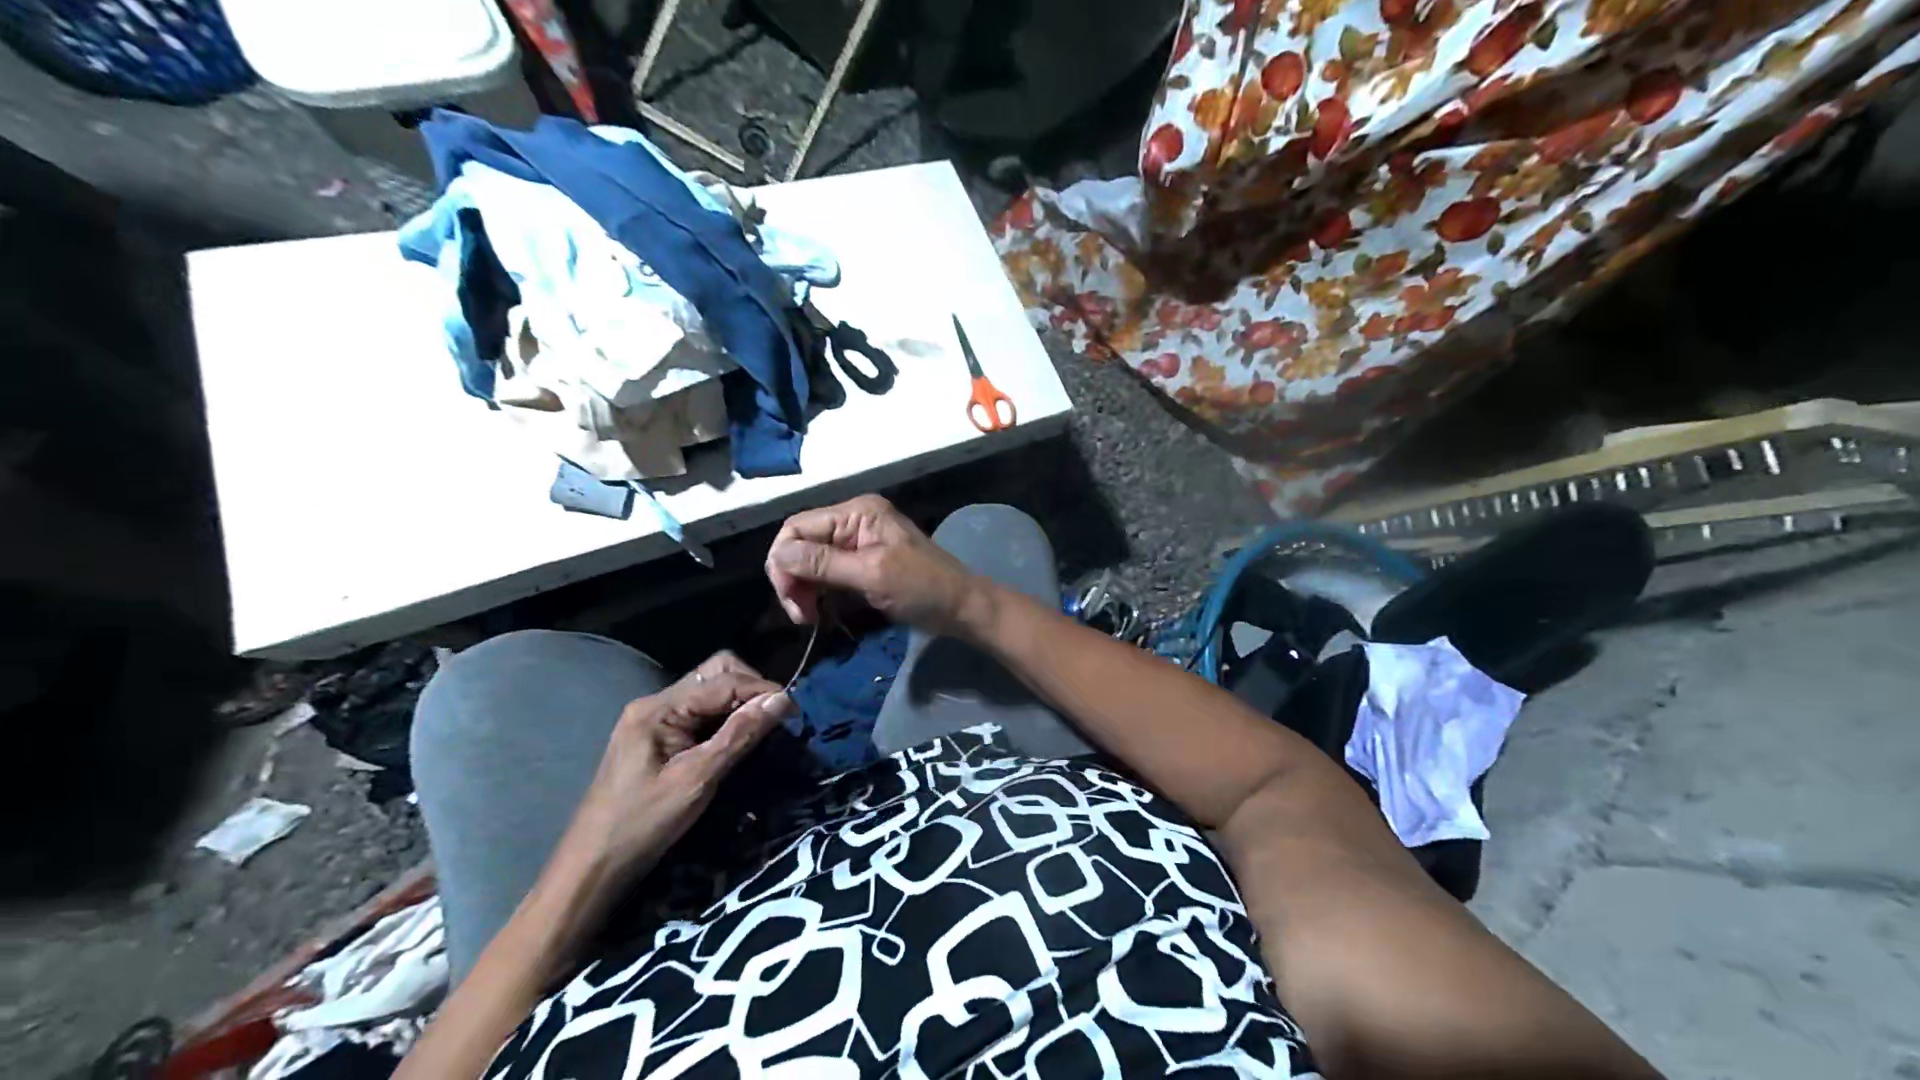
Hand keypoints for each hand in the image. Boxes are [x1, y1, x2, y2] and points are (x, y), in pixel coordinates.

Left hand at [561, 652, 790, 889]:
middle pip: (714, 674)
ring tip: (765, 727)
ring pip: (709, 692)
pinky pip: (700, 713)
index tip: (794, 710)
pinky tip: (740, 738)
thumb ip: (739, 735)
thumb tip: (782, 700)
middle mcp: (656, 703)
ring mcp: (655, 719)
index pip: (722, 680)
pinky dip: (725, 719)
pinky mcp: (658, 737)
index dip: (761, 690)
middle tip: (776, 716)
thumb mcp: (697, 779)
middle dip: (750, 688)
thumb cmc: (643, 824)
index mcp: (659, 708)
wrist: (592, 866)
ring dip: (740, 703)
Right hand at [765, 495, 978, 635]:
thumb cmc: (923, 588)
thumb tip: (778, 554)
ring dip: (803, 590)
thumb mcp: (872, 575)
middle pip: (800, 544)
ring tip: (811, 619)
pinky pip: (826, 574)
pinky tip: (822, 613)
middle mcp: (853, 521)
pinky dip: (819, 593)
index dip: (783, 561)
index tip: (791, 600)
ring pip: (809, 561)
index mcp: (857, 513)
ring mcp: (857, 542)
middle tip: (802, 617)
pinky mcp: (861, 564)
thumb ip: (823, 563)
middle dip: (792, 579)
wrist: (962, 608)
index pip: (797, 527)